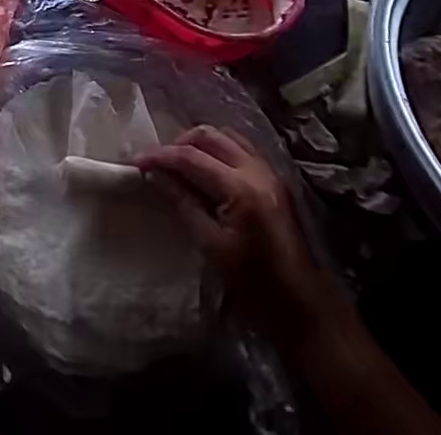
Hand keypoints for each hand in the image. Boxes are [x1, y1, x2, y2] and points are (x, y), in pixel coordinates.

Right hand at [137, 125, 343, 340]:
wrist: (303, 304)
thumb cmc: (255, 285)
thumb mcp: (211, 247)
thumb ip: (183, 204)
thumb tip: (156, 176)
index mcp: (241, 187)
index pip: (191, 157)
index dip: (161, 156)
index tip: (137, 161)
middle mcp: (257, 169)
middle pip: (210, 136)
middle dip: (179, 143)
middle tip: (158, 163)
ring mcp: (269, 171)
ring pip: (226, 137)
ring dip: (199, 145)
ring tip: (177, 165)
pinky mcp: (274, 179)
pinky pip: (240, 148)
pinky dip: (218, 151)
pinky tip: (204, 170)